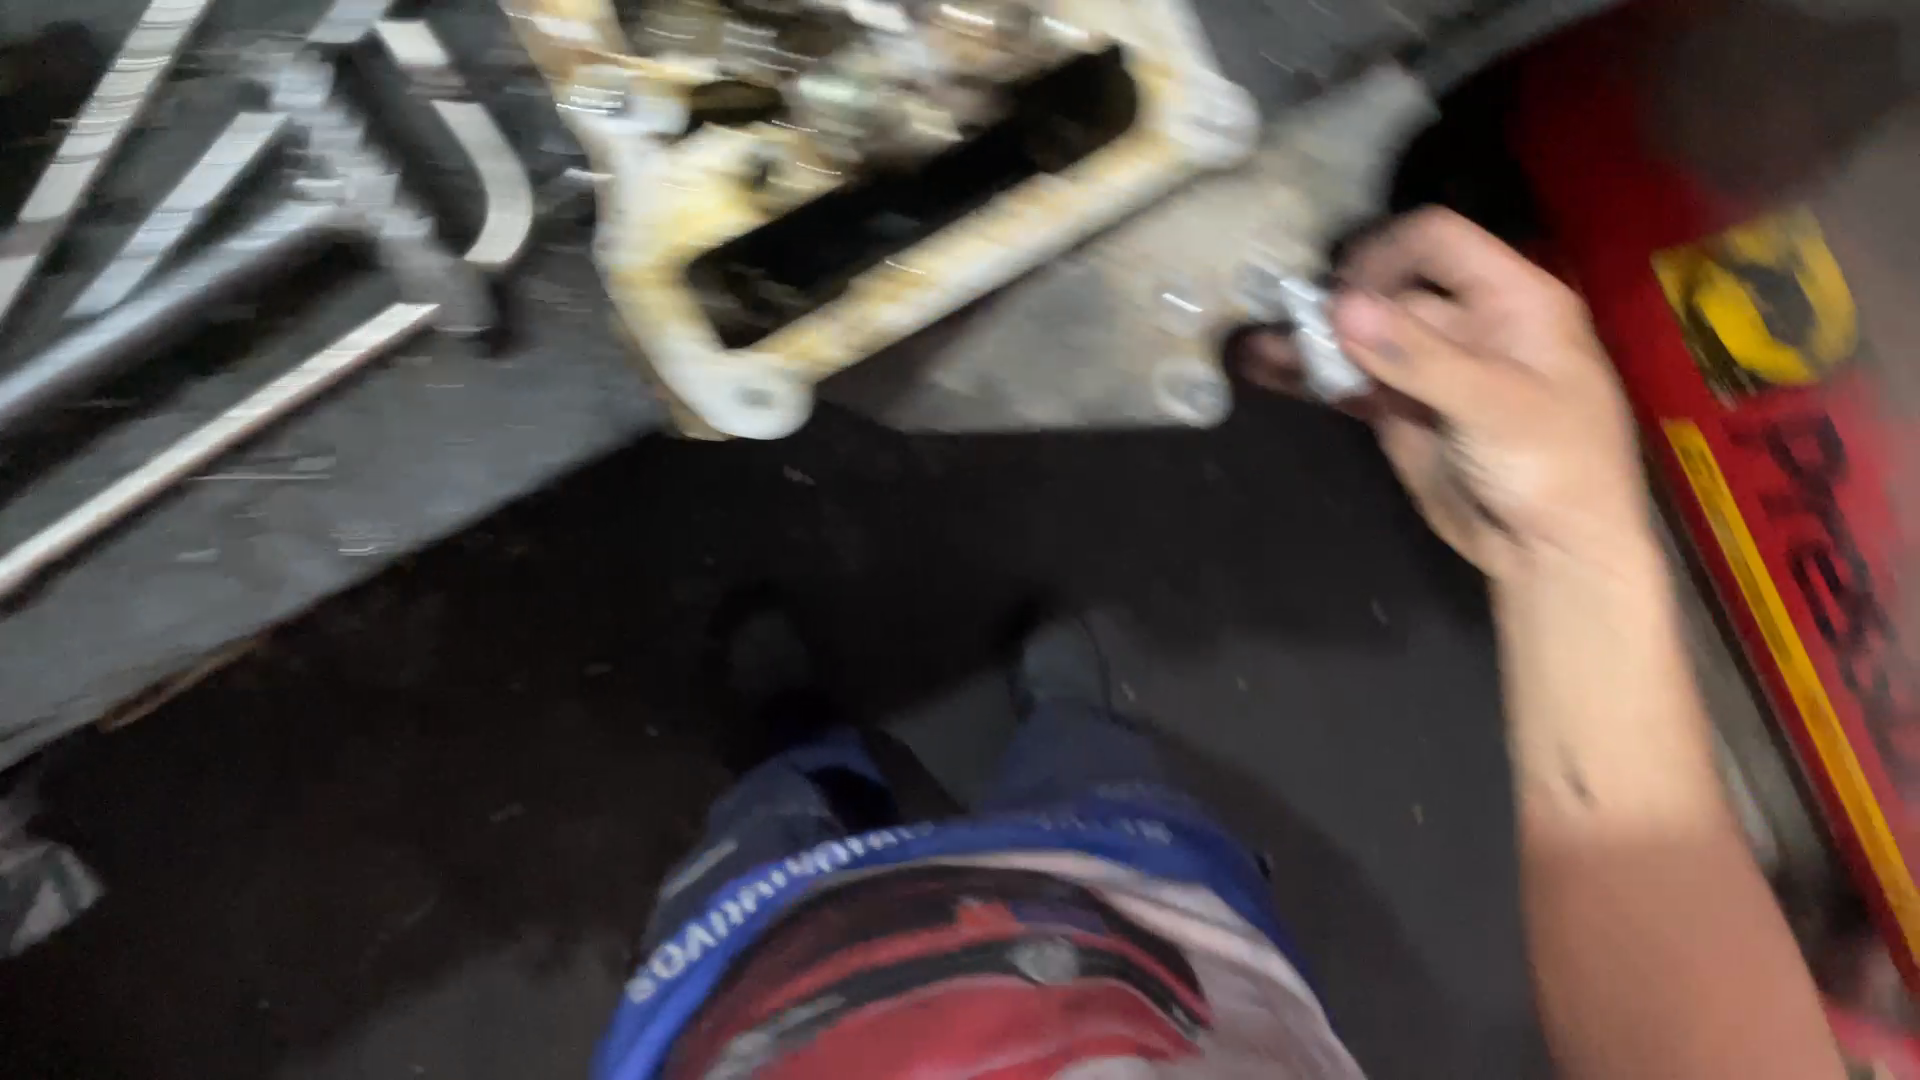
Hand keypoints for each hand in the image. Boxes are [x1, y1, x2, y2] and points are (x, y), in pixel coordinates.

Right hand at [1243, 209, 1650, 580]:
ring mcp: (1423, 370)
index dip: (1383, 258)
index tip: (1336, 298)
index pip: (1437, 243)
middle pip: (1385, 293)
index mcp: (1509, 301)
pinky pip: (1346, 381)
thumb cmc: (1552, 465)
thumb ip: (1418, 357)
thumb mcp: (1494, 405)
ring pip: (1358, 340)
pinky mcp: (1394, 409)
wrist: (1546, 548)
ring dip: (1308, 341)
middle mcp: (1462, 324)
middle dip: (1332, 307)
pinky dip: (1308, 377)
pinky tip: (1262, 368)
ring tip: (1253, 346)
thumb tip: (1341, 307)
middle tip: (1285, 329)